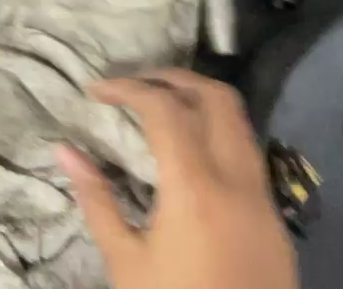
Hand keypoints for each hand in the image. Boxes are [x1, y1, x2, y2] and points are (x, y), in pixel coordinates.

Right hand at [55, 69, 297, 288]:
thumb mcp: (125, 263)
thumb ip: (96, 199)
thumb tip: (64, 150)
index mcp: (196, 189)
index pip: (164, 108)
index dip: (127, 88)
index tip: (96, 92)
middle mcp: (238, 184)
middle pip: (218, 99)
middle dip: (173, 79)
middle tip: (135, 85)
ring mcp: (266, 205)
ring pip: (242, 126)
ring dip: (201, 104)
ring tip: (160, 111)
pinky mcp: (278, 228)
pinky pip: (250, 159)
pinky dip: (218, 138)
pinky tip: (189, 159)